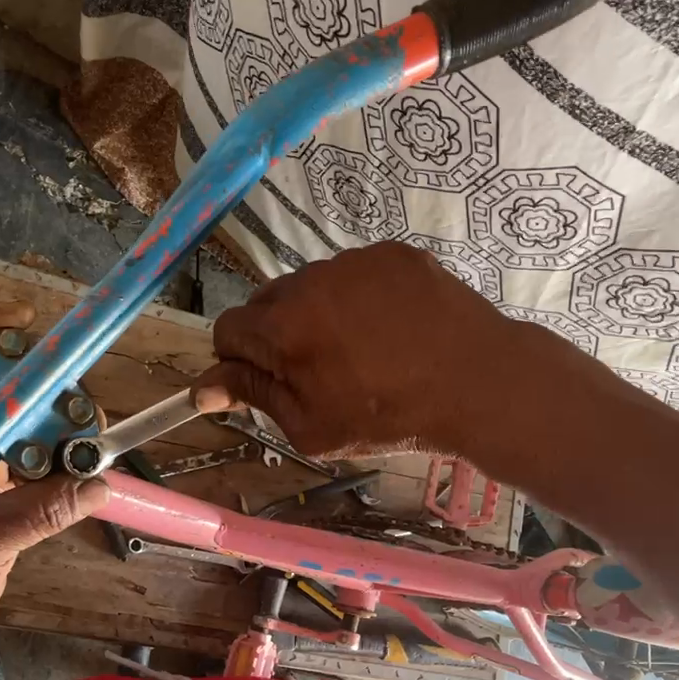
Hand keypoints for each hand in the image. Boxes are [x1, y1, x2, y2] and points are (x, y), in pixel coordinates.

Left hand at [0, 302, 108, 635]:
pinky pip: (47, 449)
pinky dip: (69, 453)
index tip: (27, 320)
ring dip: (66, 423)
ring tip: (88, 448)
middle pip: (12, 380)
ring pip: (36, 414)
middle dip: (51, 386)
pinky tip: (84, 468)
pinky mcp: (13, 479)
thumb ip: (36, 513)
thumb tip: (94, 484)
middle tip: (79, 414)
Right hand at [191, 241, 599, 458]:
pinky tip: (387, 329)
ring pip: (309, 286)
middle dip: (273, 335)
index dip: (236, 360)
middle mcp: (309, 281)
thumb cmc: (387, 418)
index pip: (227, 330)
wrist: (478, 383)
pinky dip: (356, 298)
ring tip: (358, 351)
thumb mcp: (309, 426)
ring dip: (314, 314)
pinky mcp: (392, 253)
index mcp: (282, 328)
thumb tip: (200, 388)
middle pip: (265, 303)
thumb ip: (252, 396)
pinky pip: (353, 273)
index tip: (262, 382)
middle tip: (312, 372)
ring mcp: (354, 260)